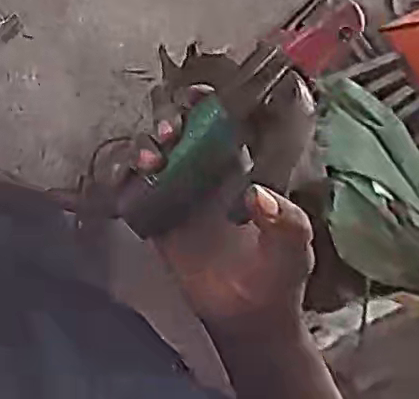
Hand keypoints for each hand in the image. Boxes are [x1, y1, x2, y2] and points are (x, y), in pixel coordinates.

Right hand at [134, 87, 314, 331]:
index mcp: (235, 164)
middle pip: (176, 125)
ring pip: (151, 148)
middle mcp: (202, 167)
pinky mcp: (155, 212)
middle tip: (169, 132)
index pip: (216, 119)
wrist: (246, 321)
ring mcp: (176, 187)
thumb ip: (287, 223)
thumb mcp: (293, 251)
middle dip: (168, 118)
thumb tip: (259, 195)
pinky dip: (125, 177)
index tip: (195, 96)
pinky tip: (131, 184)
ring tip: (152, 161)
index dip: (204, 101)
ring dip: (145, 145)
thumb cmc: (276, 277)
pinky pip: (132, 184)